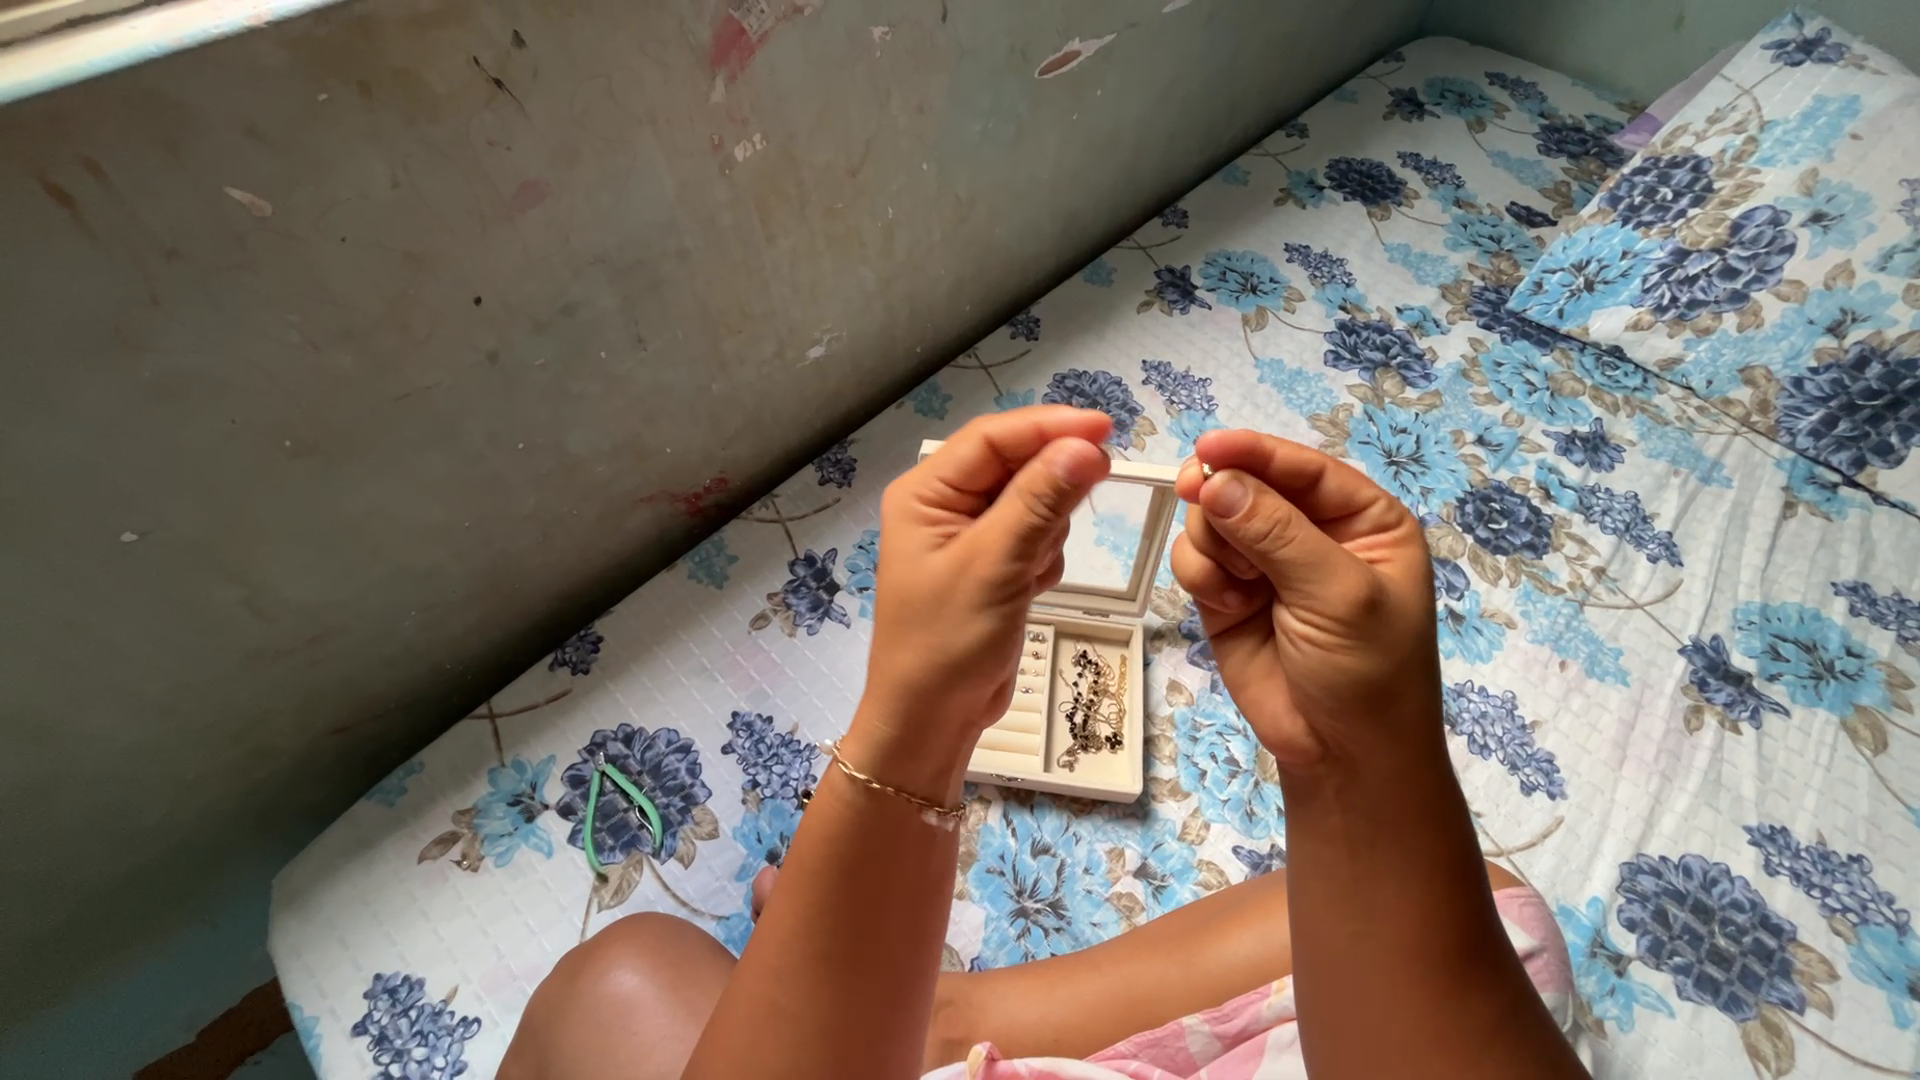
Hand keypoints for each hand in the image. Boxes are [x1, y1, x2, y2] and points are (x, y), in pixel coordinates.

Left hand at [858, 406, 1112, 757]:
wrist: (932, 718)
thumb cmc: (947, 641)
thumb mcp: (995, 565)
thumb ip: (1040, 502)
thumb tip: (1086, 446)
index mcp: (925, 492)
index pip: (992, 438)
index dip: (1048, 427)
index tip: (1106, 429)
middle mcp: (944, 506)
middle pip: (1014, 466)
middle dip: (1050, 486)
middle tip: (1092, 493)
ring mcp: (969, 537)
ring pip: (1032, 501)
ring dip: (1047, 530)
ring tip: (1030, 572)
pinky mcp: (993, 566)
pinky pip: (1035, 537)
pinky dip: (1044, 557)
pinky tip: (1030, 590)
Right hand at [1169, 429, 1438, 774]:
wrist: (1341, 755)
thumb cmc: (1367, 670)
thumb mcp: (1337, 594)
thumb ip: (1275, 533)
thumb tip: (1212, 481)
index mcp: (1358, 518)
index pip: (1300, 468)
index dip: (1253, 452)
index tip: (1206, 448)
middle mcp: (1307, 532)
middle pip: (1244, 486)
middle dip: (1224, 502)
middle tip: (1197, 503)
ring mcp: (1262, 563)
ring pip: (1210, 521)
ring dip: (1212, 546)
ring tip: (1238, 588)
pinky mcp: (1225, 594)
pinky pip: (1193, 560)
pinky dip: (1200, 575)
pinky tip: (1227, 605)